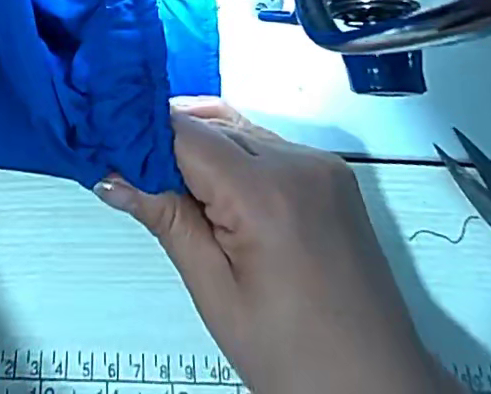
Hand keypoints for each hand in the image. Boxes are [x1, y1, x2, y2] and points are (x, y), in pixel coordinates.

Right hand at [95, 99, 454, 393]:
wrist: (381, 391)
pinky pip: (266, 144)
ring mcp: (320, 163)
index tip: (110, 146)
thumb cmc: (292, 357)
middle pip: (212, 124)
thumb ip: (164, 217)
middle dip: (168, 139)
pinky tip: (216, 188)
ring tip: (171, 182)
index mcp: (266, 192)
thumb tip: (110, 175)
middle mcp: (298, 161)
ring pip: (238, 128)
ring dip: (201, 146)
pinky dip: (234, 155)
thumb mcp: (215, 291)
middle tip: (131, 166)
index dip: (144, 134)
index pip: (186, 133)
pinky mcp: (331, 173)